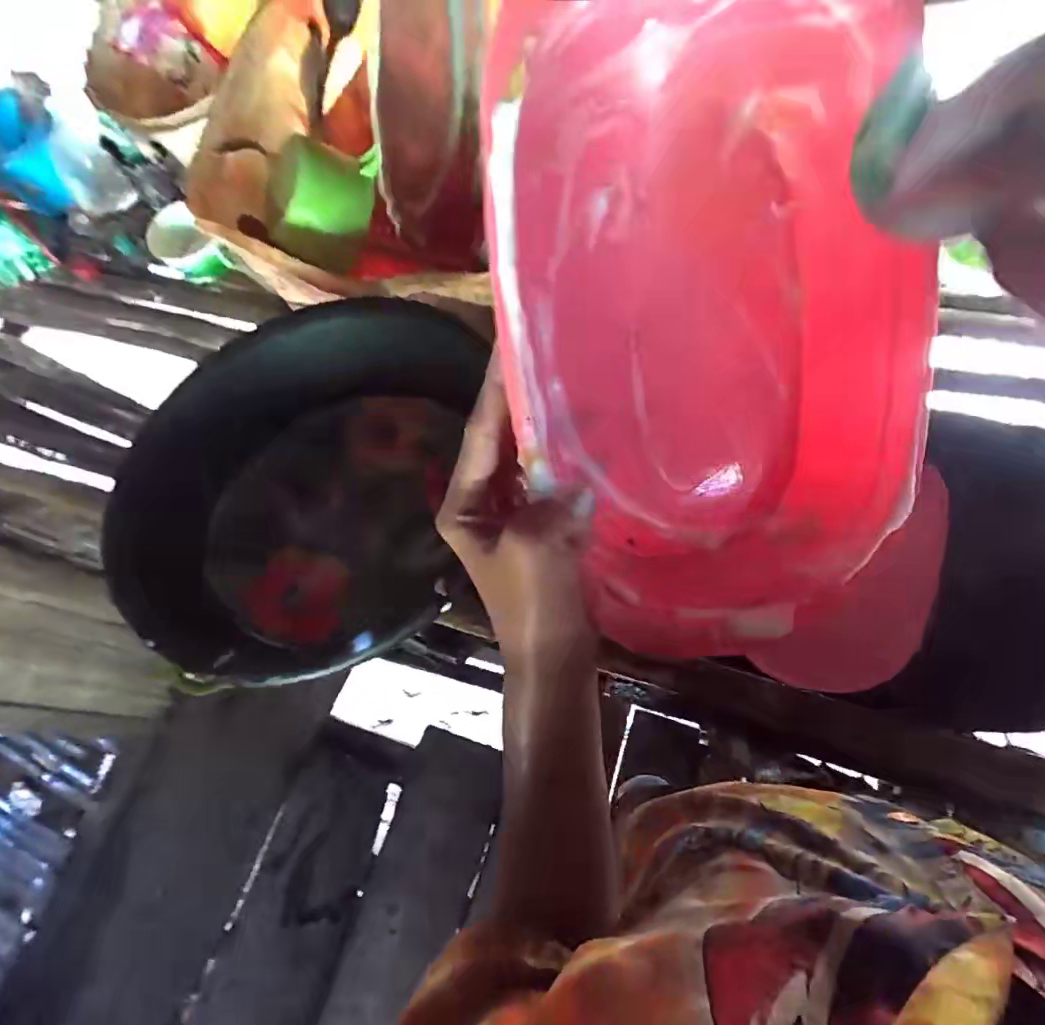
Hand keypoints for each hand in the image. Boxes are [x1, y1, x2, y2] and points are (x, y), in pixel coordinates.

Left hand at [437, 362, 594, 667]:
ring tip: (563, 386)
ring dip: (541, 430)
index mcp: (462, 507)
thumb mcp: (535, 547)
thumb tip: (576, 477)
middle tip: (539, 357)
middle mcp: (479, 505)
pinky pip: (546, 482)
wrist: (553, 655)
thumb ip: (551, 499)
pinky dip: (561, 461)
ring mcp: (508, 516)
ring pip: (522, 461)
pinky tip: (582, 436)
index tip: (505, 350)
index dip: (493, 393)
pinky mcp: (537, 527)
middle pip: (497, 444)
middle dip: (516, 404)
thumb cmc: (534, 604)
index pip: (478, 438)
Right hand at [903, 6, 1044, 376]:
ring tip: (967, 120)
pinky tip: (1012, 120)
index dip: (952, 162)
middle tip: (932, 133)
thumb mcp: (1032, 277)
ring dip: (1015, 82)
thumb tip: (943, 183)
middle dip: (982, 96)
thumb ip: (992, 219)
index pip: (1022, 149)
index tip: (902, 184)